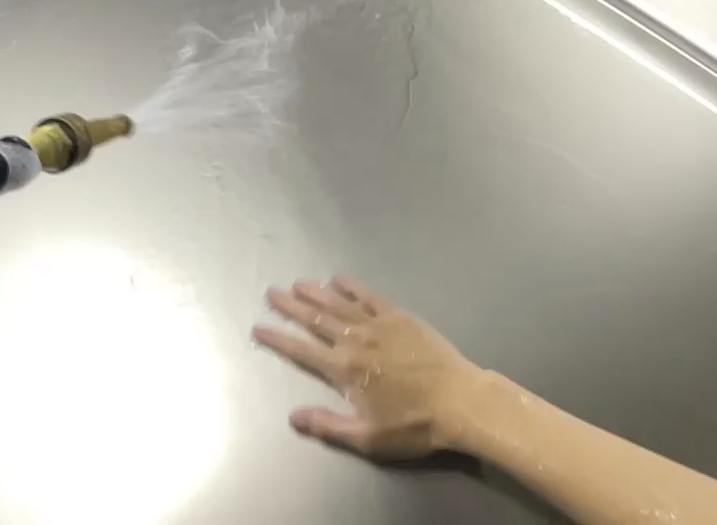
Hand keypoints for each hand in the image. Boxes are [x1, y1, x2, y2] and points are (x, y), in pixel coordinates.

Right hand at [254, 276, 485, 458]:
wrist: (458, 401)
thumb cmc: (413, 425)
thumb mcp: (368, 438)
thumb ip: (328, 425)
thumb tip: (292, 416)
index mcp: (344, 370)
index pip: (302, 351)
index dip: (277, 338)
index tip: (258, 327)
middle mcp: (355, 340)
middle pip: (315, 319)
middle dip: (290, 306)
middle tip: (271, 292)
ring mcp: (377, 324)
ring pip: (338, 303)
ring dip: (315, 292)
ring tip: (297, 283)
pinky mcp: (398, 315)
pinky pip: (368, 295)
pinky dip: (352, 285)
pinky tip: (339, 278)